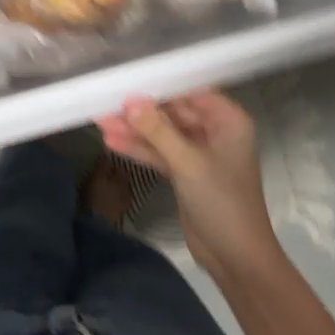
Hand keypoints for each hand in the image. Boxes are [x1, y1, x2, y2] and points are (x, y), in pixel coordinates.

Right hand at [97, 88, 281, 275]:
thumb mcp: (189, 164)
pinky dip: (140, 150)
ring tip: (99, 120)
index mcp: (228, 121)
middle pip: (174, 112)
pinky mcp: (186, 174)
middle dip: (141, 110)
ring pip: (163, 135)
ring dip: (135, 130)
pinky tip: (112, 142)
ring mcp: (200, 154)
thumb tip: (131, 101)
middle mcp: (216, 132)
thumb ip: (159, 131)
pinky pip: (161, 154)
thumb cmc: (222, 203)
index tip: (128, 78)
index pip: (191, 91)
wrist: (235, 256)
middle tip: (105, 101)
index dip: (161, 85)